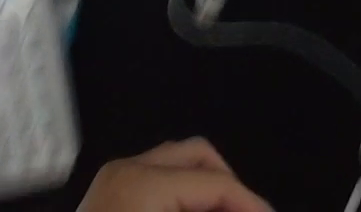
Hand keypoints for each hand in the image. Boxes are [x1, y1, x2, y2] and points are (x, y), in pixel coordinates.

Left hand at [77, 139, 273, 211]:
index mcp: (143, 183)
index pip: (214, 182)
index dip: (250, 204)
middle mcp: (127, 169)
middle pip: (198, 156)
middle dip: (230, 189)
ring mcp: (115, 180)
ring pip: (178, 166)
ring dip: (207, 193)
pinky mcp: (110, 197)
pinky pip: (159, 182)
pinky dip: (183, 200)